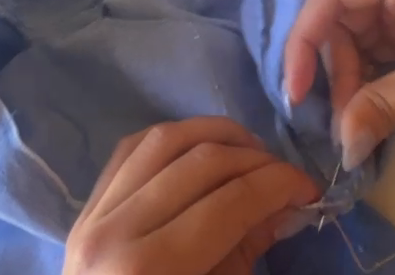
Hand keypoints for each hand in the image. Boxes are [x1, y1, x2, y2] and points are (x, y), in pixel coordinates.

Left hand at [62, 116, 318, 274]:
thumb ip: (247, 249)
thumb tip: (288, 203)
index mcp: (151, 269)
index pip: (230, 202)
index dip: (278, 185)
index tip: (308, 187)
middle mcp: (116, 231)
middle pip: (201, 162)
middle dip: (255, 159)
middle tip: (286, 174)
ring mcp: (94, 215)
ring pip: (165, 140)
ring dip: (215, 135)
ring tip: (248, 151)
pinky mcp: (85, 208)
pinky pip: (132, 149)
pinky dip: (172, 139)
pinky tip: (200, 148)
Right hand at [283, 0, 394, 169]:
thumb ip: (378, 106)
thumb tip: (339, 146)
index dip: (305, 42)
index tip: (295, 92)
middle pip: (343, 20)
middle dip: (335, 69)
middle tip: (341, 119)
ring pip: (361, 40)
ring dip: (353, 80)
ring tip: (356, 122)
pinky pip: (384, 53)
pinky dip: (374, 82)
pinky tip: (372, 111)